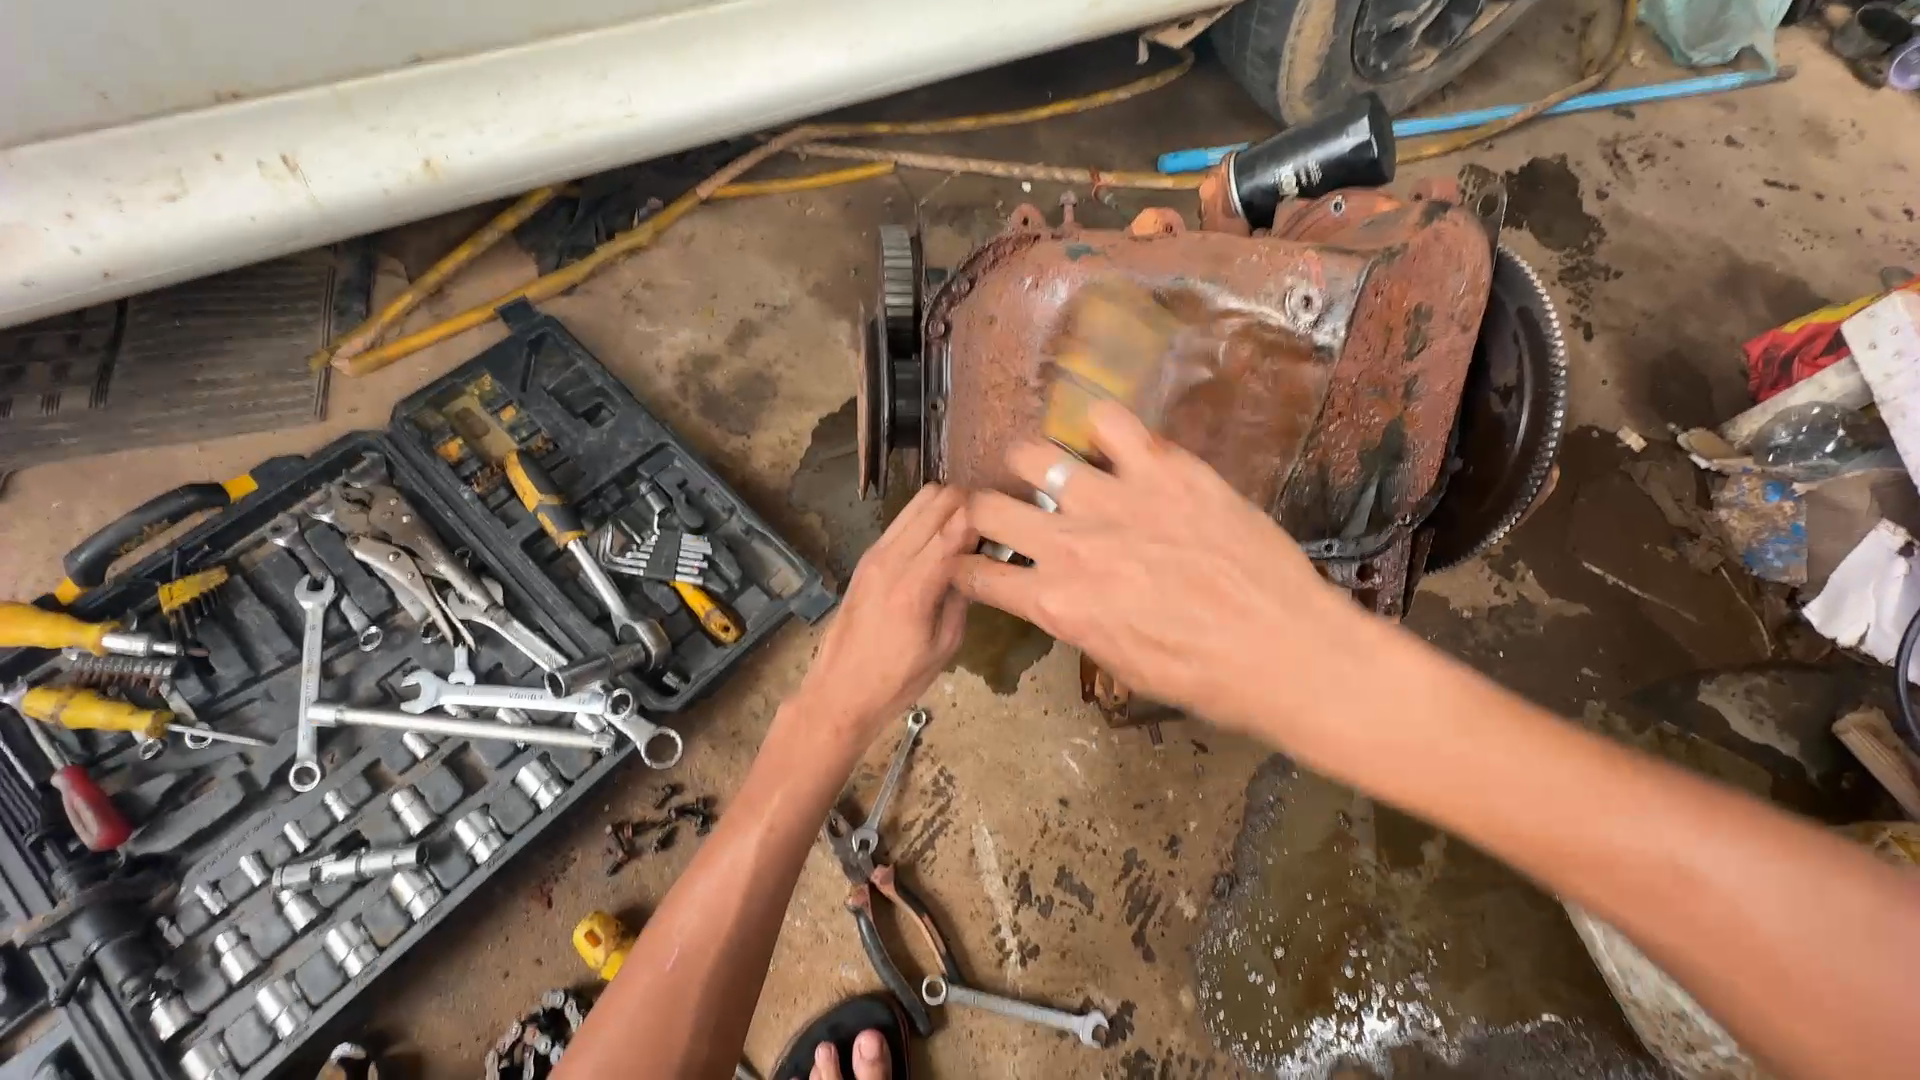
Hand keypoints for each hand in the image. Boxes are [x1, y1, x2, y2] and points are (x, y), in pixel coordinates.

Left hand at [791, 484, 973, 744]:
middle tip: (990, 517)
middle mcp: (891, 560)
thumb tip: (977, 565)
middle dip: (965, 501)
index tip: (1007, 514)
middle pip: (934, 501)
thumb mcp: (944, 646)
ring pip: (914, 503)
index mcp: (914, 586)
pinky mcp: (866, 559)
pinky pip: (901, 522)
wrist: (839, 691)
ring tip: (967, 523)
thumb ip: (962, 598)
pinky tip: (940, 537)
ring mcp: (874, 555)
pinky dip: (924, 518)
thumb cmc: (897, 680)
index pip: (954, 527)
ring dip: (943, 505)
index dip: (983, 514)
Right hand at [954, 401, 1358, 732]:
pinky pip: (1111, 422)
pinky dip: (1101, 428)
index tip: (967, 561)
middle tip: (1000, 510)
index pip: (978, 575)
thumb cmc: (1205, 675)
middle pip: (987, 509)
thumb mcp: (1120, 663)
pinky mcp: (1163, 469)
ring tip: (1046, 469)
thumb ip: (1076, 619)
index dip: (964, 568)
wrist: (1284, 651)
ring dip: (1030, 466)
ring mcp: (1115, 500)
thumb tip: (1060, 596)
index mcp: (1057, 603)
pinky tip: (1109, 443)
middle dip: (981, 511)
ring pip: (1032, 456)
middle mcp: (1070, 546)